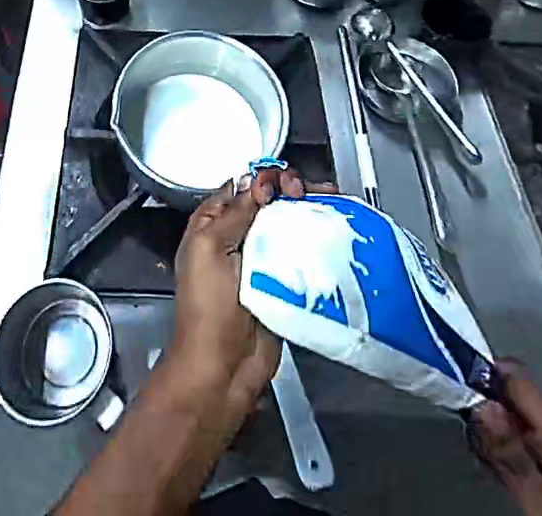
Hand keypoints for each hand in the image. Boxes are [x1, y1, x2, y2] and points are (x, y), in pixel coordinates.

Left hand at [169, 166, 327, 424]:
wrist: (223, 364)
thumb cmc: (206, 308)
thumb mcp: (210, 249)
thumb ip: (235, 215)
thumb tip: (256, 183)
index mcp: (211, 223)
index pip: (241, 187)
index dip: (263, 178)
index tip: (282, 182)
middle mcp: (236, 237)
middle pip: (268, 203)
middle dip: (289, 191)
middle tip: (306, 193)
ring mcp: (261, 260)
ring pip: (288, 226)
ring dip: (308, 212)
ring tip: (329, 203)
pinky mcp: (284, 282)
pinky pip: (302, 256)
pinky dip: (318, 243)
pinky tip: (335, 232)